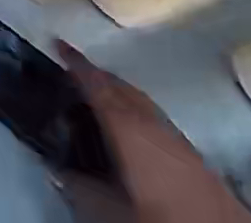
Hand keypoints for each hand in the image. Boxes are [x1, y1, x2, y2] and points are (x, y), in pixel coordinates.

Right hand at [58, 41, 250, 222]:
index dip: (76, 64)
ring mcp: (175, 137)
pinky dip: (134, 108)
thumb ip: (84, 188)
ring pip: (139, 100)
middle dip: (96, 74)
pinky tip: (130, 128)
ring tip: (98, 94)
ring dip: (116, 90)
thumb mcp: (115, 210)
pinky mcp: (192, 155)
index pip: (96, 85)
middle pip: (120, 86)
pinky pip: (153, 116)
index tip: (58, 44)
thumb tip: (60, 170)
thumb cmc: (164, 217)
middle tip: (72, 69)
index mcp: (128, 126)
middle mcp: (151, 122)